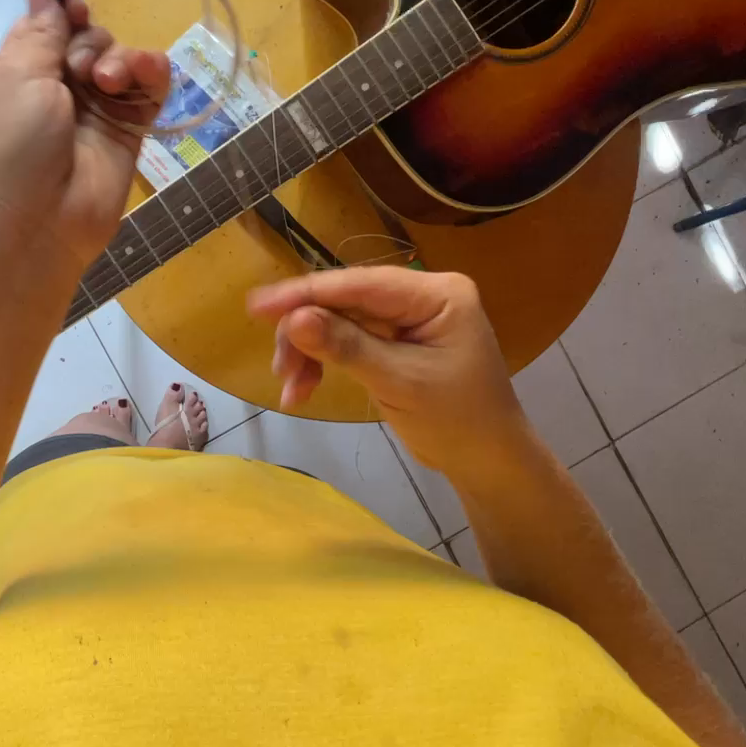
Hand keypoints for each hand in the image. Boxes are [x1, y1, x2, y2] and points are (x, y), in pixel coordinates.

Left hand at [0, 0, 168, 267]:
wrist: (41, 220)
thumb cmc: (14, 145)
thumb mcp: (16, 76)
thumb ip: (39, 30)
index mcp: (23, 70)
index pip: (49, 22)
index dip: (64, 2)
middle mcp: (62, 86)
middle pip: (88, 34)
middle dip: (85, 39)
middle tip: (76, 69)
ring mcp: (100, 108)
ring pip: (122, 54)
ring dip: (115, 56)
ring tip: (104, 83)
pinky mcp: (133, 127)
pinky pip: (152, 82)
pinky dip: (149, 69)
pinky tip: (133, 80)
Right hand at [247, 267, 530, 470]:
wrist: (487, 462)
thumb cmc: (457, 421)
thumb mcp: (400, 382)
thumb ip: (346, 347)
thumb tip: (293, 320)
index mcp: (436, 293)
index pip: (359, 284)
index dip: (305, 293)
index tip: (258, 306)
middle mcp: (418, 295)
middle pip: (342, 301)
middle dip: (305, 333)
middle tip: (279, 368)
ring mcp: (404, 317)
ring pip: (336, 320)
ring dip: (308, 352)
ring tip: (292, 389)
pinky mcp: (391, 339)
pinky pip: (344, 340)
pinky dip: (321, 363)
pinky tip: (303, 389)